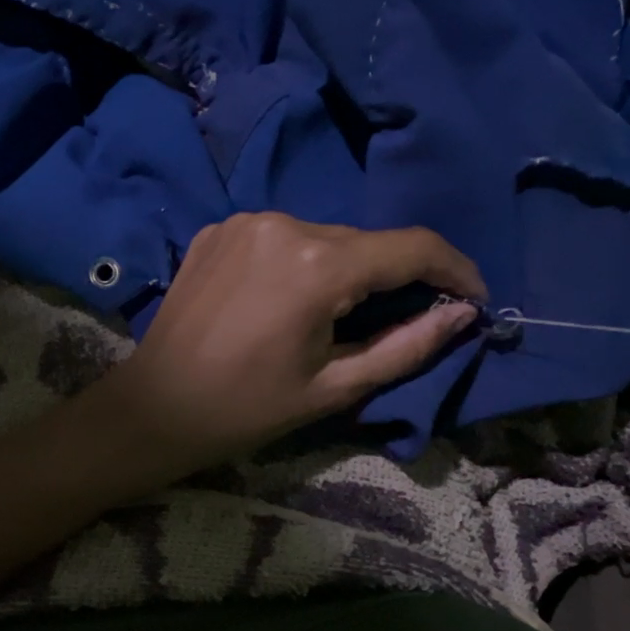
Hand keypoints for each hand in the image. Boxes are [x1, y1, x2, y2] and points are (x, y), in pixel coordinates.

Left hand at [93, 212, 484, 477]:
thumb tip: (461, 315)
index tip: (474, 298)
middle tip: (410, 320)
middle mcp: (284, 222)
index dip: (455, 270)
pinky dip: (301, 263)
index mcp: (318, 264)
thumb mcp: (334, 388)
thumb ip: (405, 346)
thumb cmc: (247, 409)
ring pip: (325, 237)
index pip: (412, 247)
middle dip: (397, 277)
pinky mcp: (218, 229)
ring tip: (338, 319)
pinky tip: (287, 303)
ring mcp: (245, 221)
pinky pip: (282, 238)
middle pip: (366, 242)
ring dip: (347, 269)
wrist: (155, 407)